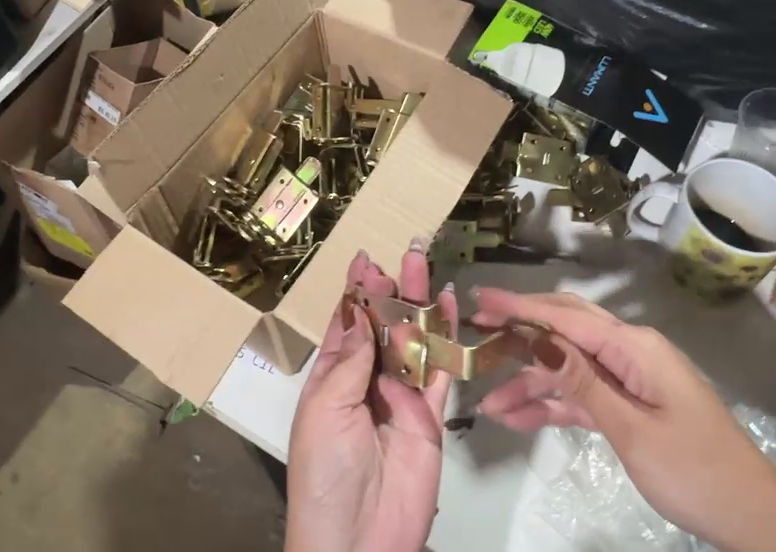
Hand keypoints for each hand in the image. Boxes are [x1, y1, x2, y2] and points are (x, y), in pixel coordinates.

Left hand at [284, 243, 457, 551]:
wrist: (360, 541)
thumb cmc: (326, 472)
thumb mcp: (325, 409)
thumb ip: (350, 360)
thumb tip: (359, 311)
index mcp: (333, 378)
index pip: (346, 324)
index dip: (356, 292)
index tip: (366, 258)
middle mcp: (366, 381)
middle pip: (383, 325)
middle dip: (391, 288)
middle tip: (405, 252)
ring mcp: (400, 396)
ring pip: (413, 340)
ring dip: (419, 303)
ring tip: (425, 264)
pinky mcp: (430, 415)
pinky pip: (440, 370)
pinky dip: (447, 338)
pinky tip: (450, 306)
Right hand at [473, 289, 775, 551]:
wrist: (753, 520)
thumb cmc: (695, 471)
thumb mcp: (632, 430)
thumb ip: (582, 382)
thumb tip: (539, 337)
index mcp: (635, 347)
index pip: (566, 318)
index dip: (520, 307)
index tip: (479, 300)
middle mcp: (630, 352)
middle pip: (565, 331)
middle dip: (520, 331)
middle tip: (475, 330)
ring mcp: (631, 379)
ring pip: (569, 367)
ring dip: (531, 382)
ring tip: (487, 399)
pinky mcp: (631, 406)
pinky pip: (583, 396)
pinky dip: (553, 405)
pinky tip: (518, 418)